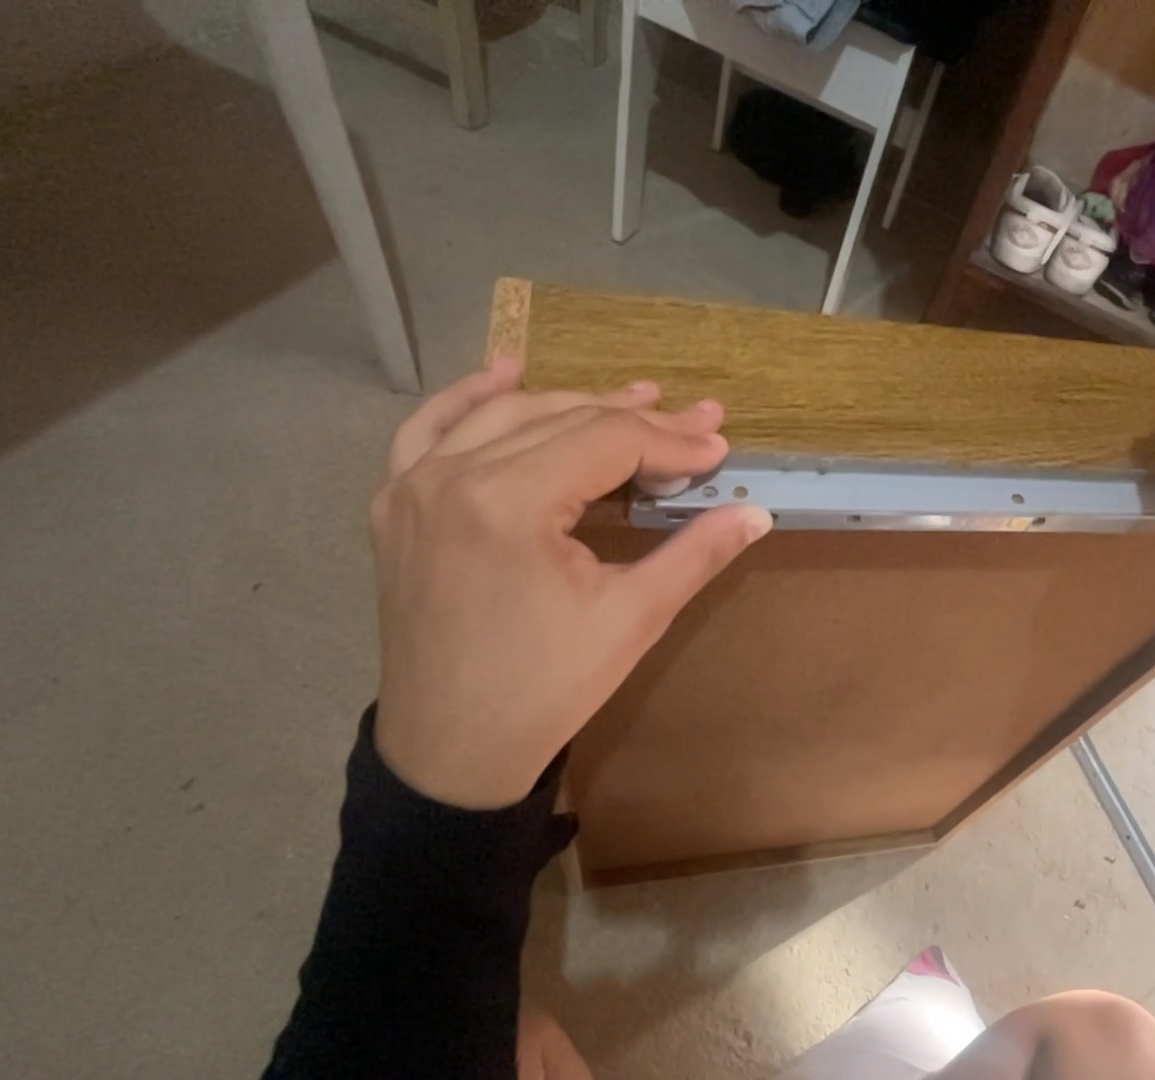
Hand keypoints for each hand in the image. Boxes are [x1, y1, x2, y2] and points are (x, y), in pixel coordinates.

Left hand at [370, 358, 772, 808]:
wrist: (451, 748)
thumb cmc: (548, 687)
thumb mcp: (634, 618)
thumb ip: (697, 553)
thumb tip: (758, 512)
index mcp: (510, 503)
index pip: (607, 441)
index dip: (671, 441)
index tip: (719, 445)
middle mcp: (453, 476)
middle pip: (563, 419)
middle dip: (638, 419)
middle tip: (698, 419)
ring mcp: (413, 486)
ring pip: (507, 415)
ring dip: (574, 404)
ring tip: (636, 398)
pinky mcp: (396, 504)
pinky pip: (428, 429)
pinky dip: (470, 398)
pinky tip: (507, 373)